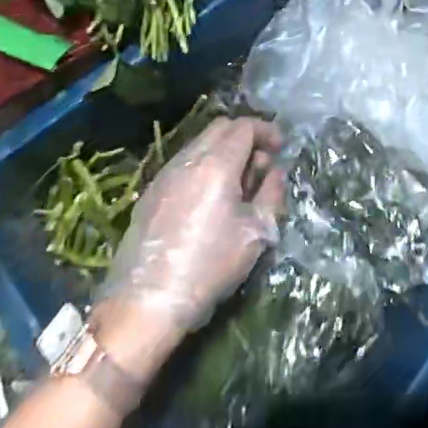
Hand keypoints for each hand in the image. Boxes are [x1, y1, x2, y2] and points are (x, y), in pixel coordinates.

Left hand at [98, 117, 285, 334]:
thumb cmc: (210, 266)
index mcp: (216, 164)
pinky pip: (183, 163)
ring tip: (237, 184)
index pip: (244, 126)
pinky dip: (203, 166)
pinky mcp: (151, 192)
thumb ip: (271, 193)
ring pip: (199, 144)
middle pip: (220, 128)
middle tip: (260, 165)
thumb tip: (273, 171)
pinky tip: (209, 198)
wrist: (148, 301)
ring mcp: (165, 174)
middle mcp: (188, 159)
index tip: (280, 148)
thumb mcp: (255, 232)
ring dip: (223, 151)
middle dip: (245, 136)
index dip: (267, 131)